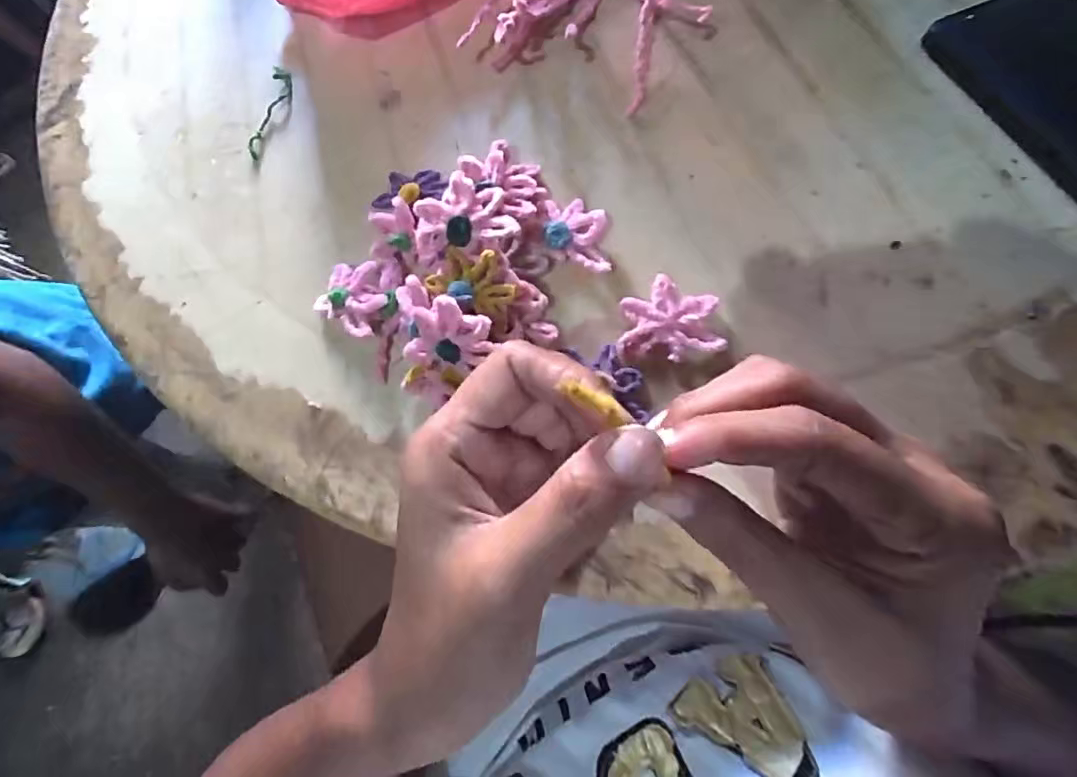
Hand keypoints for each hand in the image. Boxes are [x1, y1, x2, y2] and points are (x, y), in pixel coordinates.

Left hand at [142, 495, 252, 594]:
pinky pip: (248, 515)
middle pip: (234, 563)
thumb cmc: (164, 549)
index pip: (221, 587)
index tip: (209, 579)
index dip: (215, 584)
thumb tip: (195, 582)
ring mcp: (231, 535)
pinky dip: (248, 516)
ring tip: (225, 536)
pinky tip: (242, 516)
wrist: (168, 518)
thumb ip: (184, 582)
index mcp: (208, 575)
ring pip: (241, 541)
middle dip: (226, 561)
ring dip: (234, 541)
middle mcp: (225, 557)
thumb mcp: (166, 575)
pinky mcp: (232, 515)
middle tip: (215, 555)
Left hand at [357, 342, 667, 770]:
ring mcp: (507, 472)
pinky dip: (601, 502)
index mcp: (452, 440)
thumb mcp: (511, 569)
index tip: (618, 424)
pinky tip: (592, 550)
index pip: (512, 369)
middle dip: (596, 432)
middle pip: (552, 399)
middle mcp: (480, 443)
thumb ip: (576, 503)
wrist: (431, 707)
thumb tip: (645, 441)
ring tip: (611, 527)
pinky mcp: (530, 502)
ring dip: (603, 473)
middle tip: (642, 480)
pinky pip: (581, 476)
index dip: (566, 379)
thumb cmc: (450, 639)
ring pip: (574, 437)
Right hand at [651, 356, 1014, 750]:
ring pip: (789, 387)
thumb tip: (658, 483)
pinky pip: (781, 408)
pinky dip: (729, 416)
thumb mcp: (811, 616)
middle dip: (723, 404)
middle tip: (657, 437)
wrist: (930, 684)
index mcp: (936, 511)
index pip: (824, 441)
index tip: (666, 451)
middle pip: (806, 390)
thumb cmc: (884, 669)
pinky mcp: (844, 445)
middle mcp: (914, 458)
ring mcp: (879, 444)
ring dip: (720, 402)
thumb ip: (737, 540)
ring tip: (667, 437)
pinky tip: (695, 438)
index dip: (738, 435)